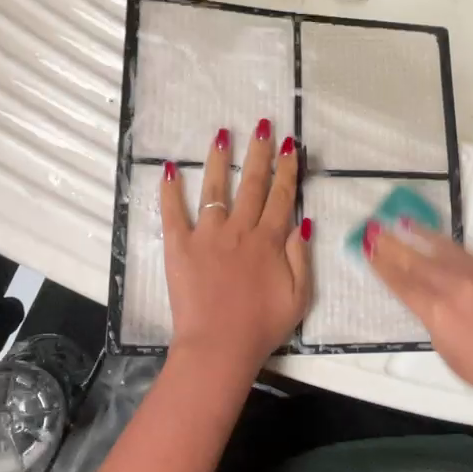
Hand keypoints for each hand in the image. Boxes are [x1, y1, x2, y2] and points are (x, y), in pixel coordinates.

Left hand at [160, 120, 311, 370]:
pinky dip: (170, 190)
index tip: (290, 145)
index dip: (287, 168)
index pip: (281, 195)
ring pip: (214, 189)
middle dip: (259, 152)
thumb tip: (304, 221)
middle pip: (251, 183)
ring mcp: (207, 235)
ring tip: (222, 134)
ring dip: (219, 159)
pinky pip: (173, 212)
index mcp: (269, 240)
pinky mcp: (179, 246)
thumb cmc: (262, 326)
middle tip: (263, 125)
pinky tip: (168, 168)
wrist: (219, 346)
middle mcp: (240, 229)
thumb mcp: (299, 296)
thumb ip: (301, 256)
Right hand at [365, 222, 472, 420]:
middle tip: (376, 231)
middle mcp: (458, 288)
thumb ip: (431, 318)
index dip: (383, 266)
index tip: (368, 251)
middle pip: (417, 261)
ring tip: (403, 224)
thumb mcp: (445, 349)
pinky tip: (438, 242)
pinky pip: (467, 255)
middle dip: (394, 246)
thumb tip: (421, 296)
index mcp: (439, 312)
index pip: (403, 283)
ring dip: (420, 237)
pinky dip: (448, 247)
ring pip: (443, 250)